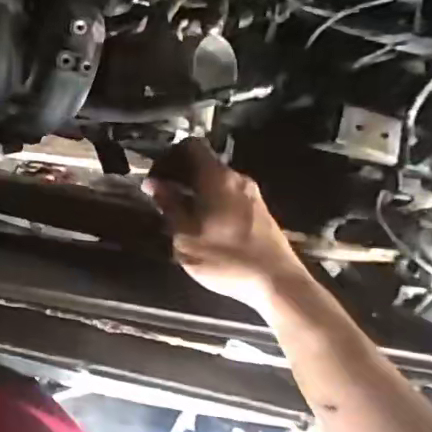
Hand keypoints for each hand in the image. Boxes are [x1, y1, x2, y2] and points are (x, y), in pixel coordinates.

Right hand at [144, 139, 308, 313]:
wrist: (278, 285)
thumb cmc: (226, 258)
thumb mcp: (185, 235)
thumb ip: (169, 205)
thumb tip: (154, 183)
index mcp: (218, 179)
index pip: (190, 147)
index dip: (166, 157)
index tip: (153, 178)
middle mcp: (237, 180)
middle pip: (201, 162)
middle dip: (176, 175)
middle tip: (157, 197)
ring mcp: (251, 195)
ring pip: (213, 179)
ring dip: (191, 189)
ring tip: (174, 212)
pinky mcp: (258, 211)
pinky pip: (225, 193)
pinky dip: (206, 199)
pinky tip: (197, 223)